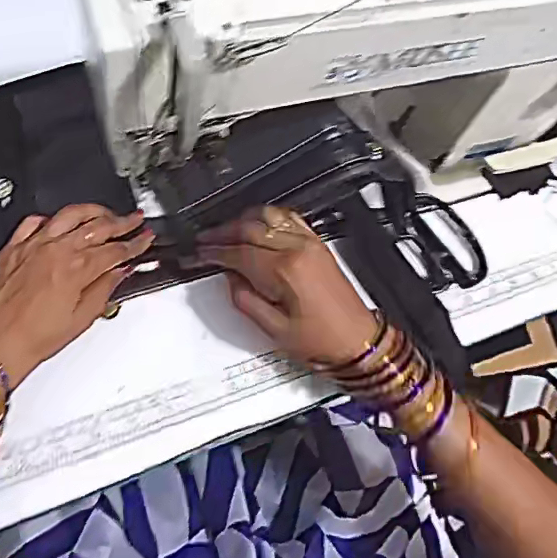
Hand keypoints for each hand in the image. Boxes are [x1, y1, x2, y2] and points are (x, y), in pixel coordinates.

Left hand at [0, 204, 153, 383]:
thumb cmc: (33, 338)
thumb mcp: (82, 318)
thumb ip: (105, 288)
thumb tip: (119, 272)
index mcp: (76, 268)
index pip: (116, 249)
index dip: (136, 242)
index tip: (145, 238)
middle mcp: (55, 250)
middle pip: (98, 226)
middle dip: (122, 222)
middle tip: (134, 219)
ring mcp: (33, 246)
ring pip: (70, 215)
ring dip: (93, 211)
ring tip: (105, 213)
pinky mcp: (14, 248)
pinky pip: (34, 222)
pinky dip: (51, 219)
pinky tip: (59, 221)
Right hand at [192, 207, 379, 365]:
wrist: (359, 342)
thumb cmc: (325, 341)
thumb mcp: (275, 331)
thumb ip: (246, 301)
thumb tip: (229, 280)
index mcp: (285, 270)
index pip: (239, 252)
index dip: (213, 252)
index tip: (198, 254)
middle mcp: (299, 249)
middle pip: (250, 227)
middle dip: (222, 233)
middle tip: (204, 241)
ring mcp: (310, 243)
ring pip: (269, 215)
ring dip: (243, 219)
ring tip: (226, 230)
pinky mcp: (318, 244)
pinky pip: (290, 217)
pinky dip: (269, 216)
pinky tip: (259, 222)